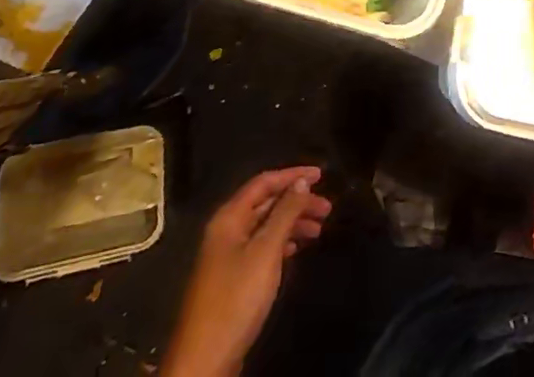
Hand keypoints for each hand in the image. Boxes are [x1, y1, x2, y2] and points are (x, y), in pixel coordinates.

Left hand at [163, 167, 332, 376]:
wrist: (205, 358)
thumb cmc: (237, 297)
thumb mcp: (266, 251)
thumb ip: (285, 213)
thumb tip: (301, 182)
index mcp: (229, 219)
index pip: (263, 183)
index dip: (292, 175)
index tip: (322, 175)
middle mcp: (226, 231)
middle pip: (266, 203)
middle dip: (297, 201)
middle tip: (327, 208)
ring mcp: (228, 255)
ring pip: (266, 225)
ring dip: (292, 222)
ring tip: (319, 230)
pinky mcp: (233, 276)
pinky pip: (262, 246)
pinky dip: (282, 241)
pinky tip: (297, 248)